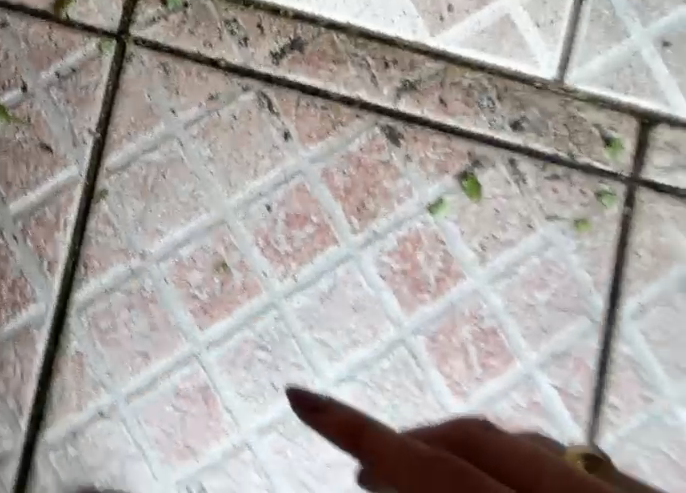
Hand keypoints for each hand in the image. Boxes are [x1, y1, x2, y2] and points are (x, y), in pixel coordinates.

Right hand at [286, 387, 657, 492]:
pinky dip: (527, 472)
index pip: (436, 472)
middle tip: (365, 472)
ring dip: (465, 454)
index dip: (358, 431)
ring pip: (532, 446)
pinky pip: (580, 468)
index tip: (299, 397)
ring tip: (432, 482)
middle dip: (407, 442)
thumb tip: (380, 482)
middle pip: (477, 439)